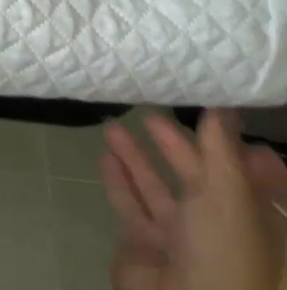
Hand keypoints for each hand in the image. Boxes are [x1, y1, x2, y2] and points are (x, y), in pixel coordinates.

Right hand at [101, 109, 286, 289]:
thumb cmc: (222, 250)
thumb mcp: (228, 198)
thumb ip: (221, 153)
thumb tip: (221, 106)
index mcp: (254, 219)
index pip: (248, 177)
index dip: (232, 148)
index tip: (209, 114)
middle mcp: (220, 226)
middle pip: (198, 180)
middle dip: (177, 147)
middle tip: (151, 112)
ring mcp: (181, 235)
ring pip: (158, 189)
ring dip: (138, 158)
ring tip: (114, 126)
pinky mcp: (144, 240)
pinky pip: (131, 204)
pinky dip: (118, 180)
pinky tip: (103, 157)